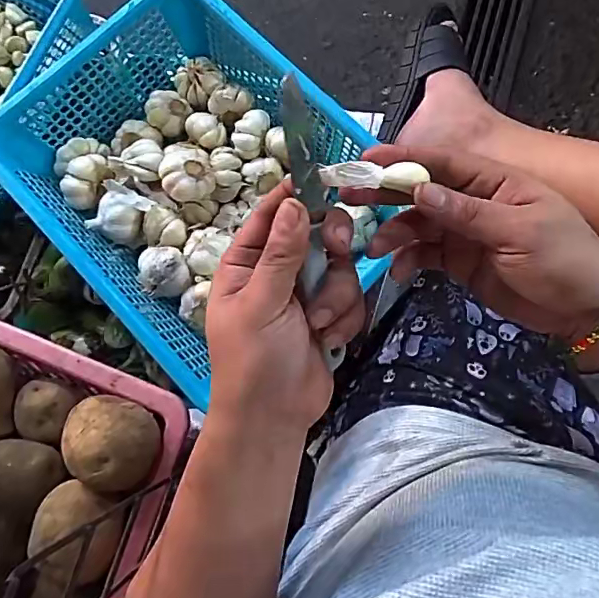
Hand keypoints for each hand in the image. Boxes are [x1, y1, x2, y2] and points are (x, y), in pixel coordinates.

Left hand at [205, 181, 363, 434]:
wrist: (274, 419)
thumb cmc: (254, 360)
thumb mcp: (263, 303)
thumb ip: (281, 254)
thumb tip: (293, 203)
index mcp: (246, 263)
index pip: (270, 216)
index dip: (293, 195)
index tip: (320, 178)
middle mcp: (277, 272)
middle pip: (316, 234)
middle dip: (330, 247)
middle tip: (338, 249)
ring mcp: (306, 293)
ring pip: (340, 267)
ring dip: (335, 296)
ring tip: (318, 325)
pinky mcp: (330, 314)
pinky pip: (351, 296)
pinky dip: (344, 318)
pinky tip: (328, 340)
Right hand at [340, 144, 598, 340]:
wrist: (587, 310)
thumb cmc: (564, 258)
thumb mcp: (518, 231)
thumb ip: (466, 211)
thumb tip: (420, 189)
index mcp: (493, 180)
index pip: (441, 162)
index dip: (402, 159)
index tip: (366, 160)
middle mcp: (473, 200)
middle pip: (421, 189)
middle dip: (385, 192)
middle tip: (349, 197)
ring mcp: (464, 232)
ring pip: (417, 224)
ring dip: (393, 232)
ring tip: (373, 247)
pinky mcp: (459, 261)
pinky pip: (425, 254)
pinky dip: (408, 260)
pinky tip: (397, 271)